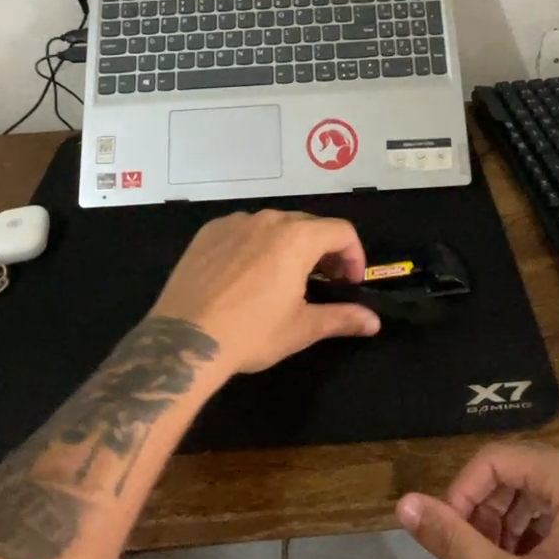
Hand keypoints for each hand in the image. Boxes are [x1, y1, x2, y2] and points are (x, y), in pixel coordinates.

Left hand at [150, 209, 380, 374]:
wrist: (184, 339)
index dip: (354, 256)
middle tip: (323, 282)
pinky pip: (243, 230)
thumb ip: (341, 317)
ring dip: (289, 245)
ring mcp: (235, 222)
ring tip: (284, 279)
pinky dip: (255, 245)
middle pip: (309, 225)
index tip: (350, 283)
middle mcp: (268, 219)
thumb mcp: (301, 328)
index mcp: (298, 237)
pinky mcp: (209, 232)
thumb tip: (374, 322)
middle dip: (324, 251)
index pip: (341, 231)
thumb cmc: (251, 333)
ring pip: (274, 225)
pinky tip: (246, 276)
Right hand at [396, 444, 558, 558]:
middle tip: (471, 557)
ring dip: (507, 525)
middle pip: (519, 472)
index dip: (460, 492)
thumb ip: (454, 542)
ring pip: (539, 493)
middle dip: (486, 512)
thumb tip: (404, 504)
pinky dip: (536, 535)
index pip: (496, 459)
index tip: (445, 535)